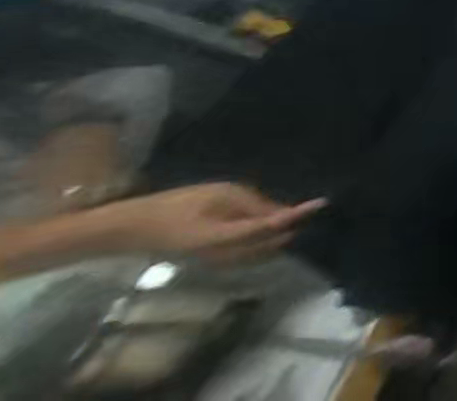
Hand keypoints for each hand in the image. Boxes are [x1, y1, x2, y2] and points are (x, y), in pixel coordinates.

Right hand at [92, 183, 326, 265]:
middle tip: (318, 209)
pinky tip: (281, 229)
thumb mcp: (221, 195)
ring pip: (262, 254)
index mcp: (219, 237)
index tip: (321, 203)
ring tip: (306, 217)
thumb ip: (253, 205)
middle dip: (295, 228)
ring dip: (284, 237)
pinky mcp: (215, 260)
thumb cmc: (179, 203)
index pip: (268, 228)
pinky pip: (250, 255)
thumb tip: (283, 212)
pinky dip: (269, 243)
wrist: (136, 228)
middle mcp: (221, 255)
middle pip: (269, 245)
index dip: (296, 216)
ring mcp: (217, 261)